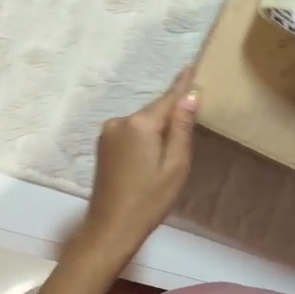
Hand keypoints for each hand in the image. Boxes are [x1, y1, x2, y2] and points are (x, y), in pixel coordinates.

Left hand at [80, 66, 198, 258]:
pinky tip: (150, 159)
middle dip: (170, 118)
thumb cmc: (149, 200)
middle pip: (154, 112)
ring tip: (166, 158)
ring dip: (156, 132)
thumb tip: (189, 96)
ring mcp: (107, 133)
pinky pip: (131, 133)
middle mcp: (120, 121)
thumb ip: (182, 128)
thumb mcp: (175, 165)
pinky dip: (144, 140)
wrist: (111, 227)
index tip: (191, 65)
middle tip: (185, 140)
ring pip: (142, 124)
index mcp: (140, 124)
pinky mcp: (103, 146)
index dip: (182, 84)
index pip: (167, 98)